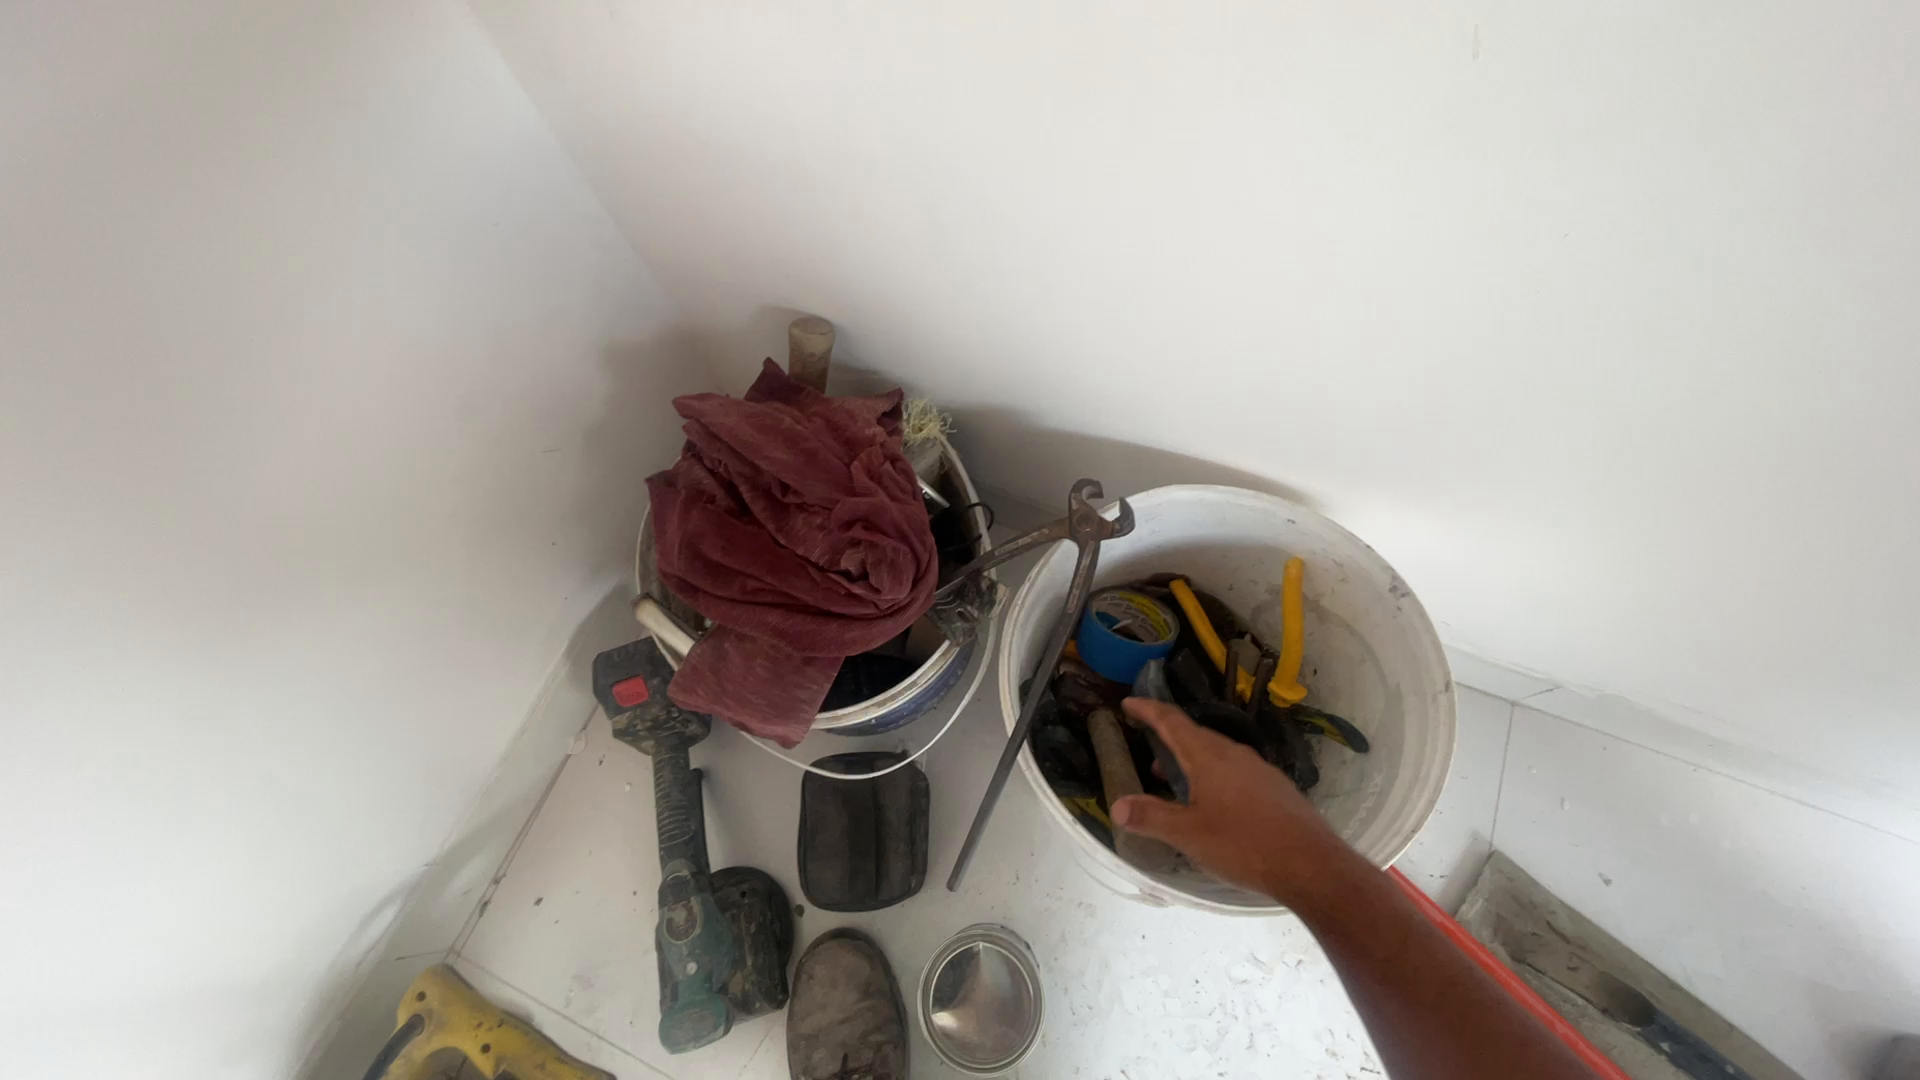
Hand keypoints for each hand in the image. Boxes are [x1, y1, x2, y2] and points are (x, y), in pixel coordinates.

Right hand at [1111, 697, 1345, 904]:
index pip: (1172, 721)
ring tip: (1173, 777)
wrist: (1314, 867)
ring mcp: (1260, 770)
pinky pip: (1236, 770)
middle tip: (1147, 741)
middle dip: (1168, 735)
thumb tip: (1117, 805)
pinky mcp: (1276, 789)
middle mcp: (1234, 754)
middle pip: (1195, 734)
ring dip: (1191, 758)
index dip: (1148, 710)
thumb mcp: (1189, 835)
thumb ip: (1151, 817)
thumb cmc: (1245, 845)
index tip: (1129, 702)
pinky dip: (1214, 774)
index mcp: (1209, 757)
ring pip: (1217, 753)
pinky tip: (1215, 800)